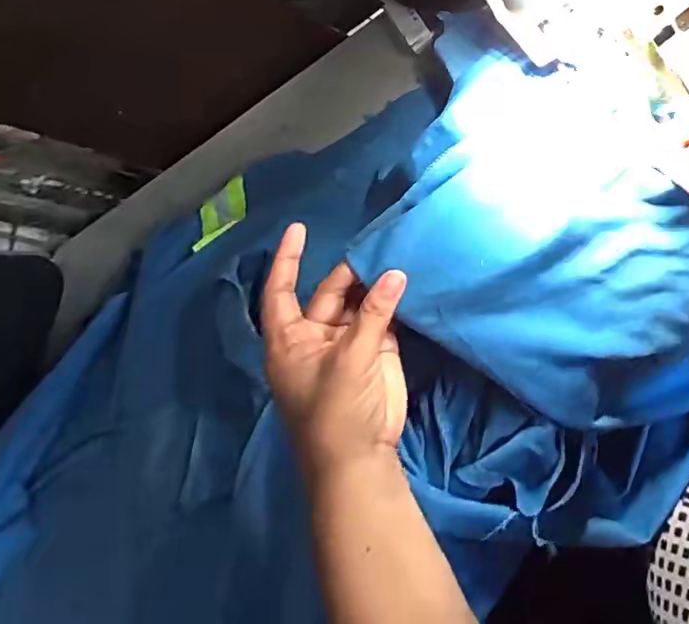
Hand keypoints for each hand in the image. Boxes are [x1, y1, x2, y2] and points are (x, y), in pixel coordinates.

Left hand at [261, 223, 409, 474]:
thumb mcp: (350, 359)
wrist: (360, 459)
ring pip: (360, 301)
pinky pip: (383, 315)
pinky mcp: (375, 350)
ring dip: (376, 282)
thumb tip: (396, 273)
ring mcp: (347, 342)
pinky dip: (393, 299)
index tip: (298, 228)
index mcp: (291, 339)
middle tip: (379, 247)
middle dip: (351, 271)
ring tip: (396, 255)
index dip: (288, 259)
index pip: (281, 291)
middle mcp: (316, 336)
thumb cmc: (335, 412)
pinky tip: (407, 280)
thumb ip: (374, 313)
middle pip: (331, 292)